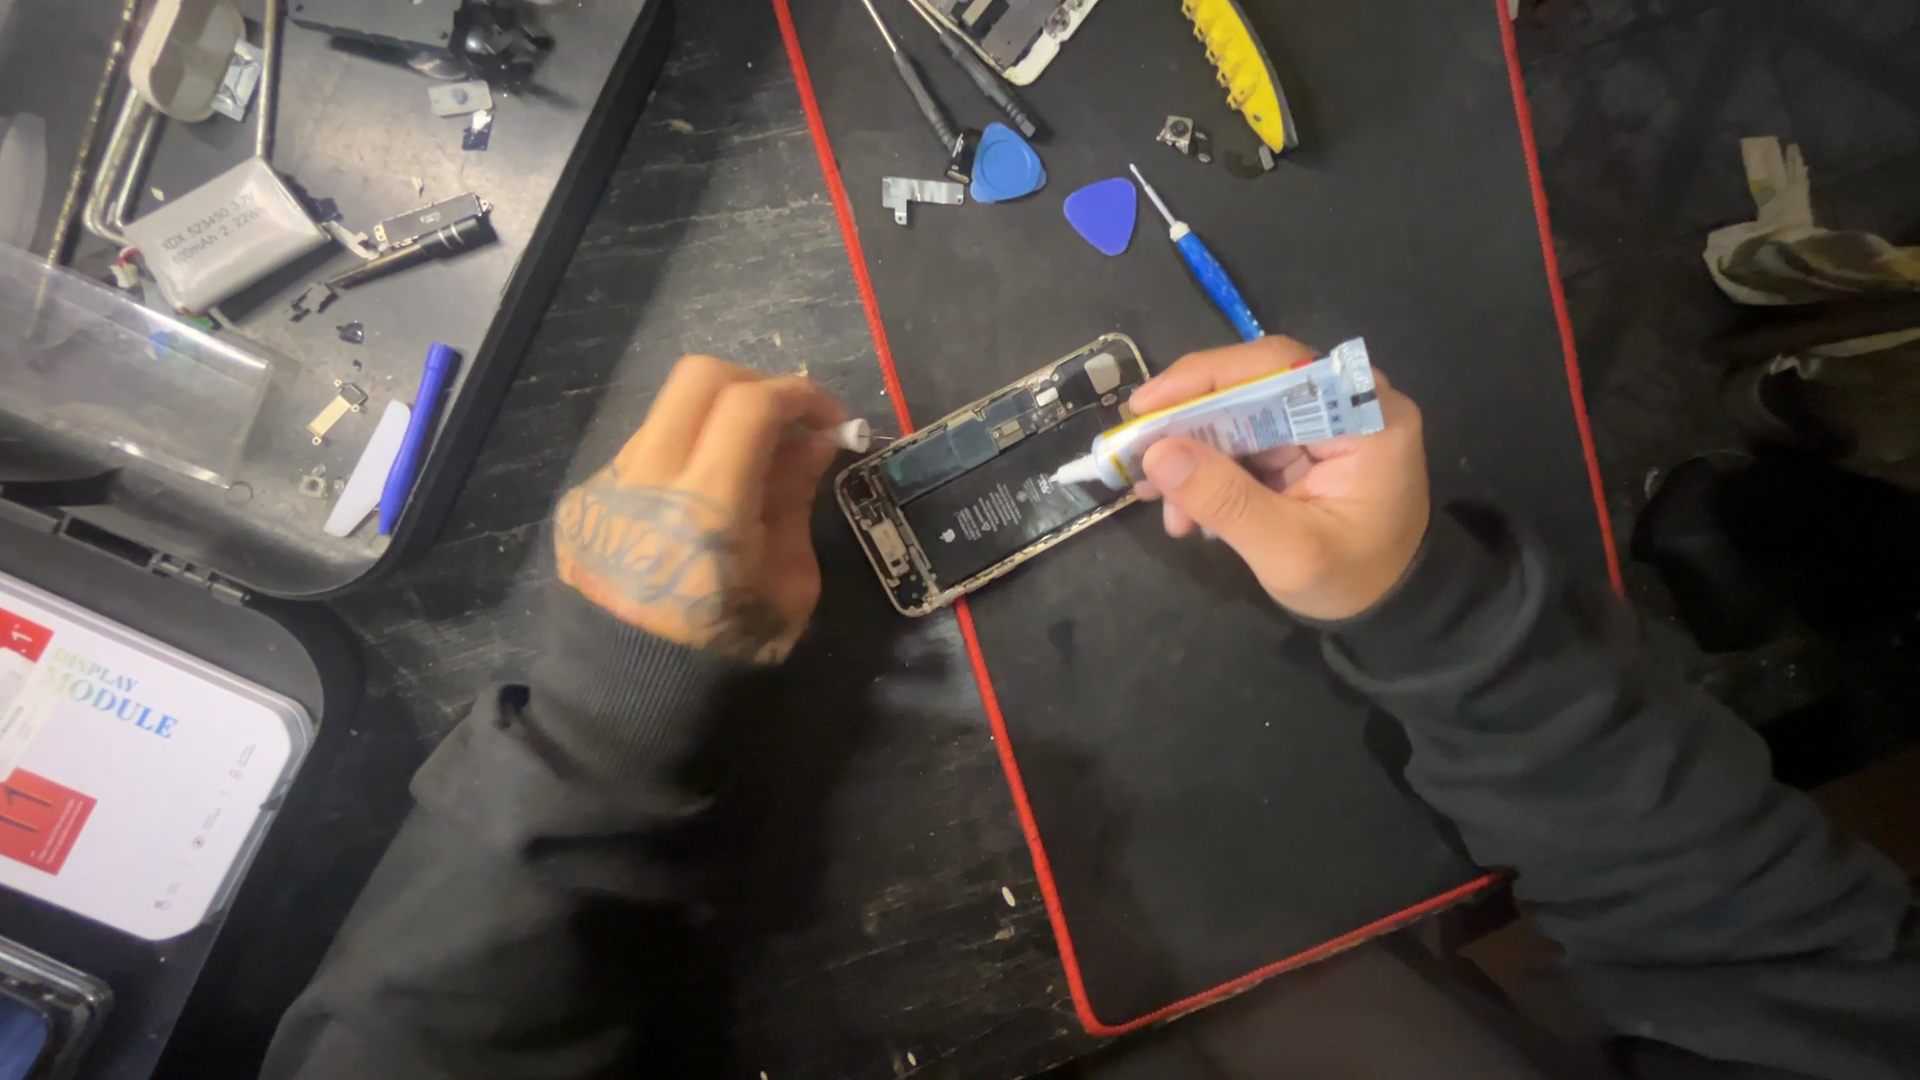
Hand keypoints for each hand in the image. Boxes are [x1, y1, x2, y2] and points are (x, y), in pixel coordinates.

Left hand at [553, 355, 848, 662]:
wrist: (628, 699)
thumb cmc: (728, 652)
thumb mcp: (788, 582)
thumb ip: (796, 498)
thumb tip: (815, 440)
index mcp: (706, 511)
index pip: (752, 405)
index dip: (802, 394)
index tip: (830, 417)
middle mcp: (645, 482)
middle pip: (699, 377)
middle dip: (757, 385)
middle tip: (789, 421)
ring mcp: (605, 487)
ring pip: (668, 410)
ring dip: (719, 418)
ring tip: (749, 464)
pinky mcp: (583, 500)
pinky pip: (645, 449)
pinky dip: (687, 452)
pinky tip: (701, 499)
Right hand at [1130, 336, 1430, 620]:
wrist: (1385, 608)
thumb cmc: (1350, 580)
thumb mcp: (1286, 550)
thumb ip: (1226, 501)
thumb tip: (1156, 454)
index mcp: (1363, 417)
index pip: (1276, 369)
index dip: (1205, 379)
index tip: (1146, 407)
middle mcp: (1342, 404)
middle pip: (1248, 386)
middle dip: (1186, 422)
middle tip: (1134, 452)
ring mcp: (1316, 424)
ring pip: (1233, 415)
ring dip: (1187, 453)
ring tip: (1153, 495)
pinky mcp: (1294, 446)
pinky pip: (1236, 443)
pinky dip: (1201, 471)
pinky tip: (1179, 508)